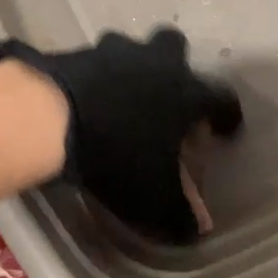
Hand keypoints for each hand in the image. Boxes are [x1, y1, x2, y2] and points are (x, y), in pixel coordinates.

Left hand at [0, 27, 241, 242]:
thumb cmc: (117, 156)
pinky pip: (92, 60)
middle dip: (174, 66)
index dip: (226, 114)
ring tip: (119, 96)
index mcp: (185, 92)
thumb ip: (179, 215)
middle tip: (166, 96)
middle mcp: (155, 62)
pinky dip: (93, 75)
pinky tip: (86, 97)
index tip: (225, 128)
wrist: (51, 116)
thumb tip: (195, 230)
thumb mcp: (154, 200)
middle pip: (174, 47)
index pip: (221, 97)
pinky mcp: (77, 50)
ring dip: (129, 67)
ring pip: (130, 48)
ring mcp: (113, 51)